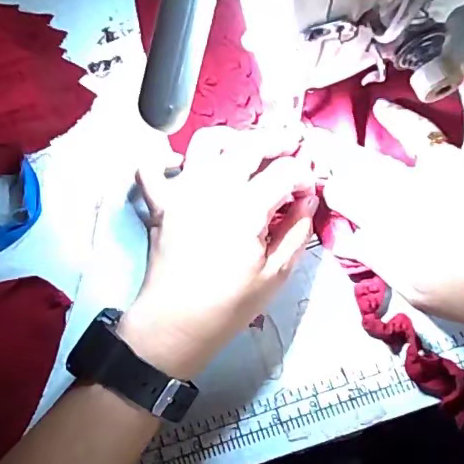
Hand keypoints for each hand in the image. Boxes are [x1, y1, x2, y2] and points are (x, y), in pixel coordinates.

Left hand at [121, 126, 317, 379]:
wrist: (174, 323)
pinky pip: (155, 165)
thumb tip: (306, 201)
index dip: (305, 175)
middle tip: (293, 148)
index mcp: (247, 208)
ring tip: (248, 152)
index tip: (309, 191)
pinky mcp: (160, 200)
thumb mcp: (276, 274)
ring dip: (233, 140)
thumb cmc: (228, 305)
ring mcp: (182, 190)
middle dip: (278, 142)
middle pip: (251, 144)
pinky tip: (187, 167)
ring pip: (208, 141)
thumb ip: (296, 231)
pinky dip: (169, 159)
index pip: (286, 171)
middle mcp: (214, 188)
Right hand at [309, 68, 463, 359]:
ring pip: (412, 133)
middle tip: (327, 146)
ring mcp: (453, 168)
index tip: (330, 190)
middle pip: (367, 167)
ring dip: (394, 118)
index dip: (335, 193)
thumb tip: (354, 236)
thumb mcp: (423, 293)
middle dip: (341, 156)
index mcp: (392, 232)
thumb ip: (382, 261)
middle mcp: (412, 193)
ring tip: (382, 109)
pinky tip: (461, 63)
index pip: (347, 201)